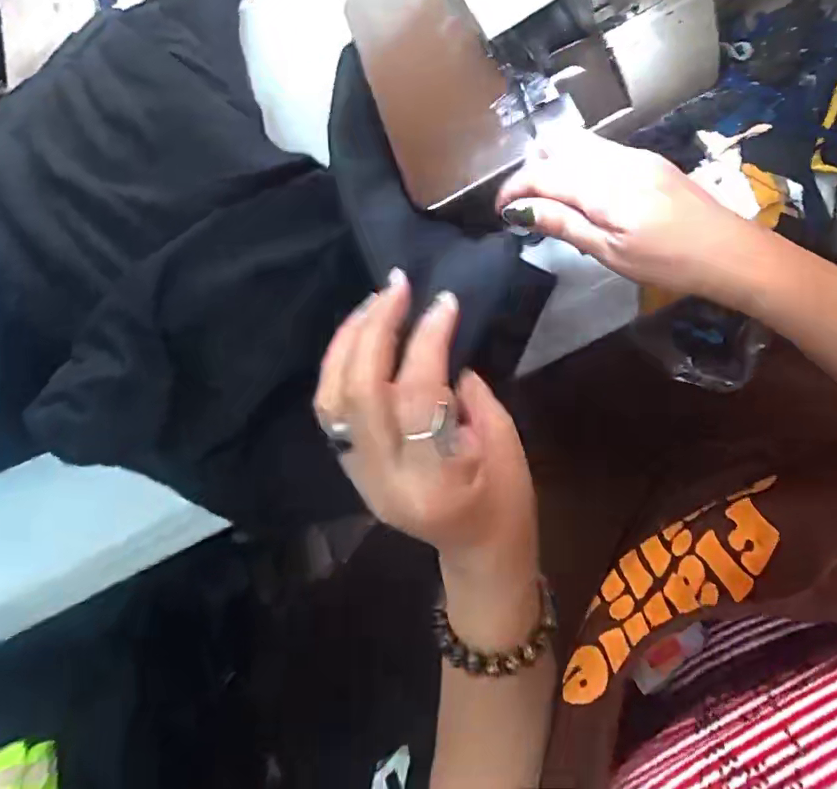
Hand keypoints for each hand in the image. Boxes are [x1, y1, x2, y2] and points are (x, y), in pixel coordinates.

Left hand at [313, 270, 537, 584]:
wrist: (478, 551)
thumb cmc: (506, 499)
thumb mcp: (504, 440)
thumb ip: (468, 392)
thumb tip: (437, 345)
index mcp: (434, 480)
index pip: (418, 396)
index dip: (428, 340)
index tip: (445, 301)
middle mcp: (385, 479)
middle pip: (361, 392)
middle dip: (376, 328)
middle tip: (398, 285)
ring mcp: (359, 475)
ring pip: (333, 397)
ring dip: (349, 339)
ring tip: (375, 300)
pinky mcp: (350, 467)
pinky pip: (330, 407)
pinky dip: (340, 362)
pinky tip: (360, 332)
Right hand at [496, 129, 772, 305]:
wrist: (730, 251)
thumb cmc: (669, 263)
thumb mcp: (611, 253)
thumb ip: (564, 224)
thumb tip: (521, 210)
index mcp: (603, 188)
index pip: (541, 174)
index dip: (513, 189)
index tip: (500, 210)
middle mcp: (615, 160)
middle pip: (557, 146)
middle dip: (531, 170)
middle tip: (525, 204)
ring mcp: (635, 155)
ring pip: (578, 143)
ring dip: (554, 162)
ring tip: (550, 197)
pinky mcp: (649, 159)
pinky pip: (600, 149)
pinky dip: (579, 162)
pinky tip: (584, 190)